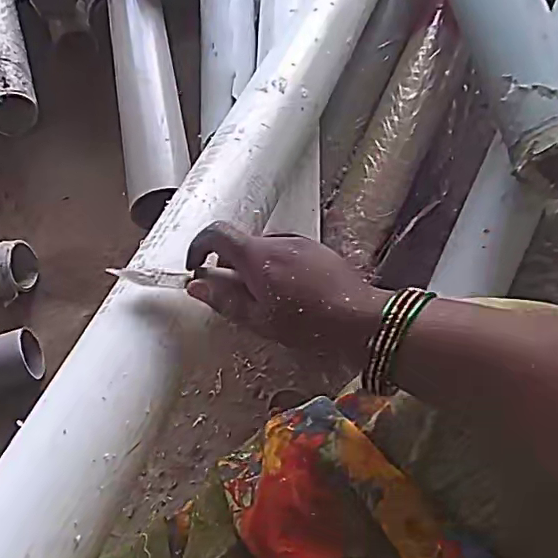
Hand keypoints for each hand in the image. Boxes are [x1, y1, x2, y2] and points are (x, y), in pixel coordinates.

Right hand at [185, 221, 390, 356]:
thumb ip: (224, 300)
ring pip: (263, 249)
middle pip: (241, 244)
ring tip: (267, 299)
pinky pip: (285, 251)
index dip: (199, 246)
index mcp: (257, 256)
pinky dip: (276, 267)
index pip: (216, 233)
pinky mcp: (316, 248)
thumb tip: (197, 286)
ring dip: (255, 267)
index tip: (197, 266)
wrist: (360, 318)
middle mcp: (277, 240)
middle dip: (230, 265)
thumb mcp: (259, 320)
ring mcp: (299, 242)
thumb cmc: (310, 324)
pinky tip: (290, 293)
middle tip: (235, 295)